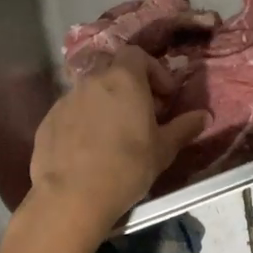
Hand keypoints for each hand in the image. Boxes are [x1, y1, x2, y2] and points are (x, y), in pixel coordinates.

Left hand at [25, 45, 208, 239]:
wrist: (71, 198)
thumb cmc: (126, 167)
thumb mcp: (164, 149)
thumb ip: (184, 127)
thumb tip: (205, 116)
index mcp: (123, 79)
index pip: (137, 54)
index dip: (152, 70)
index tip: (163, 95)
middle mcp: (92, 81)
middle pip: (112, 69)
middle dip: (127, 84)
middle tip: (140, 111)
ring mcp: (66, 100)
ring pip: (90, 91)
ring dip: (104, 103)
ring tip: (113, 132)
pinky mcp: (47, 122)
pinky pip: (71, 112)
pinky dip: (83, 121)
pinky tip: (88, 148)